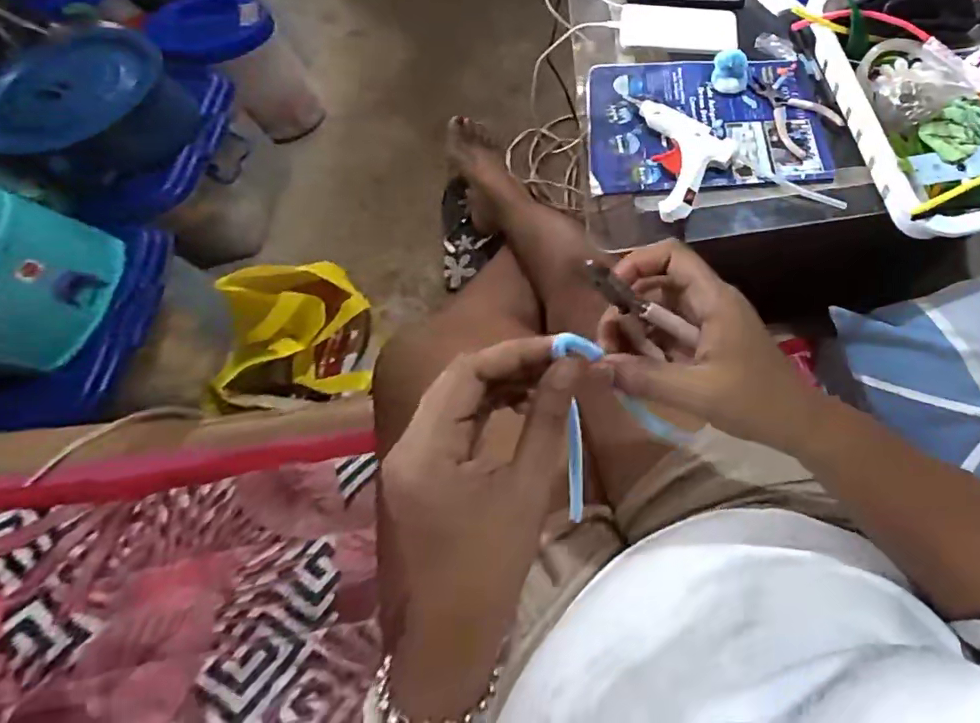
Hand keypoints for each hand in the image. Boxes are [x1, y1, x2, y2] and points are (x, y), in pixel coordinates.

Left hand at [381, 338, 583, 716]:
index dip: (517, 351)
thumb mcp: (529, 484)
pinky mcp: (422, 471)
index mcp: (425, 449)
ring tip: (549, 376)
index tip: (563, 347)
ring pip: (456, 396)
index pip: (467, 372)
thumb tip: (572, 363)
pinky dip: (490, 404)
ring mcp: (411, 459)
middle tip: (561, 357)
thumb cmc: (493, 561)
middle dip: (511, 360)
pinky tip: (524, 403)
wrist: (453, 632)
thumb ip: (548, 415)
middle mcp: (408, 445)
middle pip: (458, 378)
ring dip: (502, 380)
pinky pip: (456, 421)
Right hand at [596, 240, 825, 453]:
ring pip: (664, 309)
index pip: (672, 255)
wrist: (796, 420)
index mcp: (714, 299)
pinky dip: (652, 344)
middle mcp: (712, 301)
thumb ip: (646, 377)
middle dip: (627, 305)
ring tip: (616, 360)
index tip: (610, 294)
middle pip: (661, 282)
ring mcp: (713, 321)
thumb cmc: (753, 401)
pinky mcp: (712, 341)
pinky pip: (674, 331)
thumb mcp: (696, 392)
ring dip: (636, 328)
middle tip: (606, 342)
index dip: (637, 263)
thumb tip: (598, 366)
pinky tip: (637, 368)